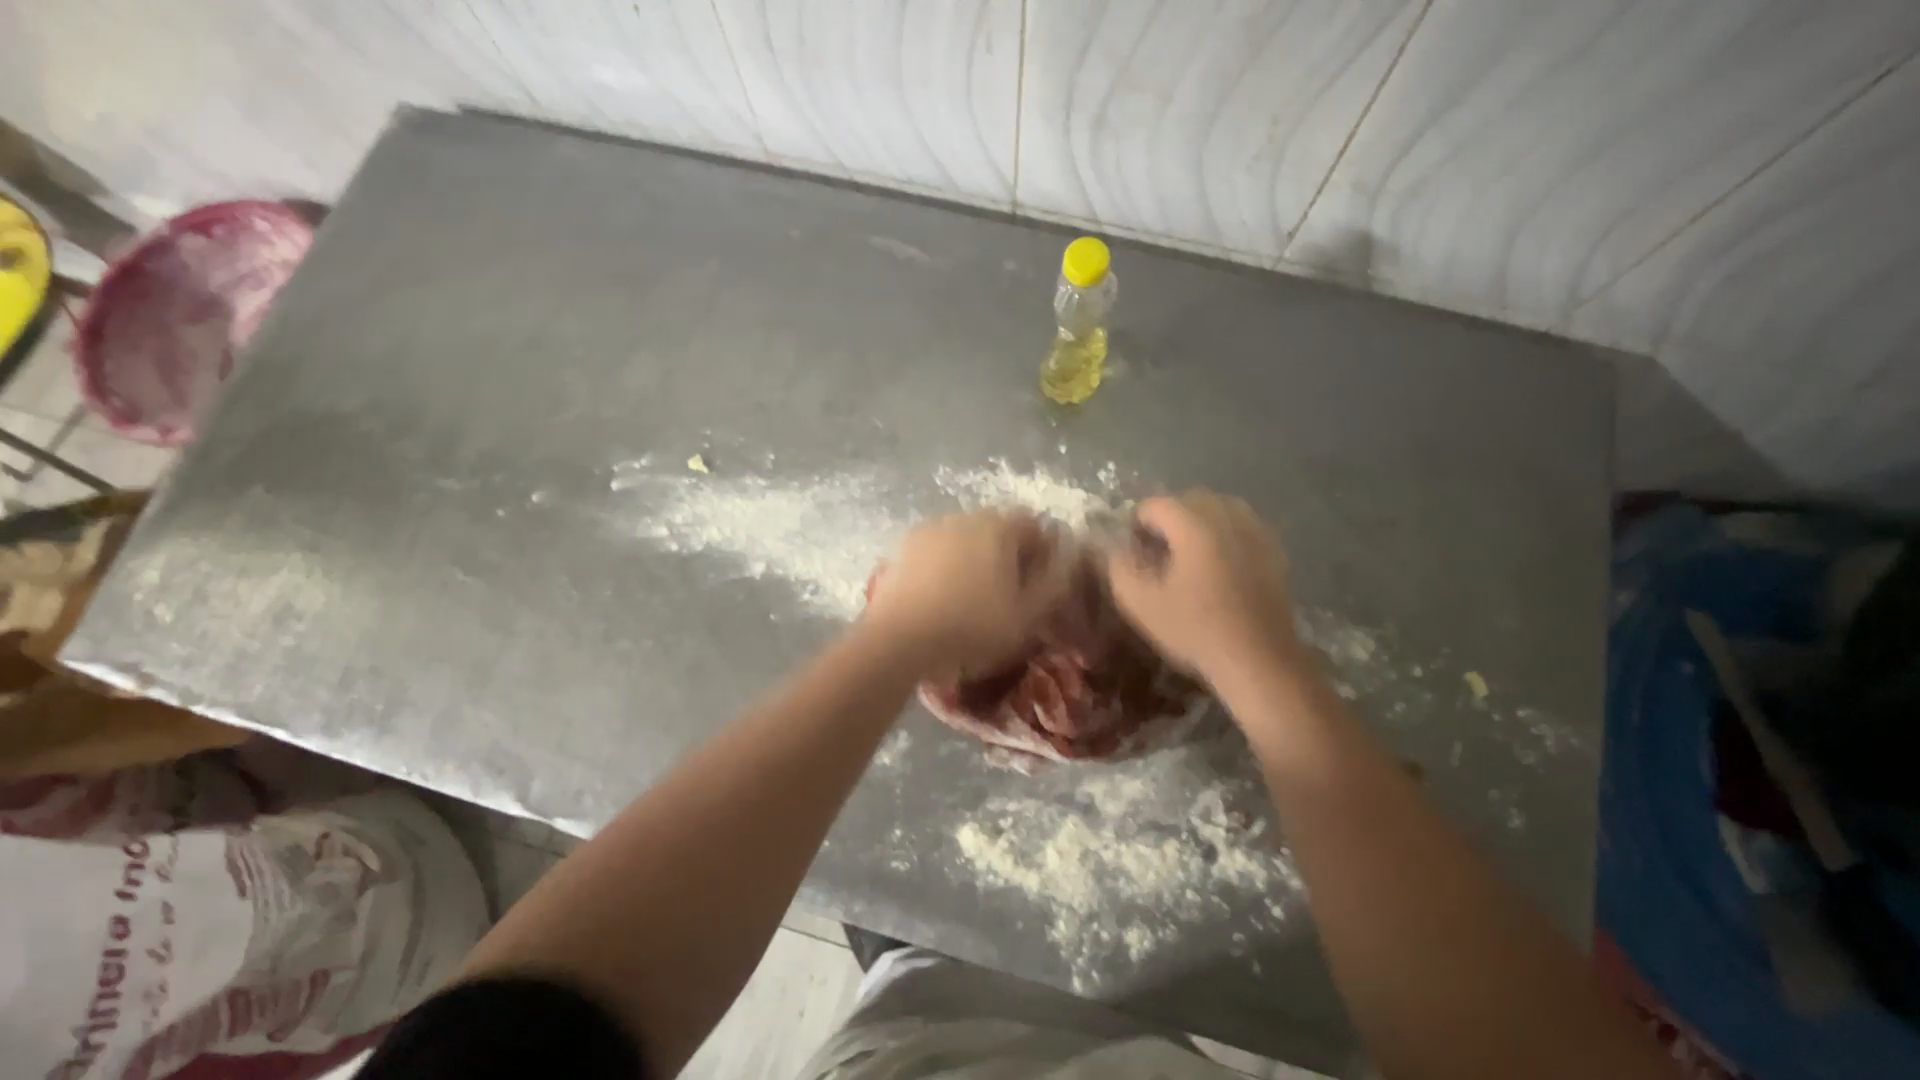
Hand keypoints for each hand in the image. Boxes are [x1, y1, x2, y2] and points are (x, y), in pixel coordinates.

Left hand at [863, 510, 1064, 678]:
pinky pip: (937, 551)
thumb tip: (1066, 561)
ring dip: (974, 558)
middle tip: (1009, 593)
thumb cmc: (971, 628)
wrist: (899, 639)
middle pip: (998, 528)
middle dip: (1008, 554)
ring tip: (972, 597)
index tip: (1040, 584)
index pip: (1035, 524)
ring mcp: (929, 529)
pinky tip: (942, 597)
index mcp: (999, 527)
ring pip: (965, 538)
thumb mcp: (1026, 616)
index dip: (1043, 552)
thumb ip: (1053, 584)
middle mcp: (964, 517)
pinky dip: (945, 567)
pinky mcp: (903, 547)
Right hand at [1104, 492, 1301, 686]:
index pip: (1154, 504)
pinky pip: (1242, 527)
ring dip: (1198, 524)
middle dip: (1168, 520)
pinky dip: (1225, 535)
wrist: (1258, 659)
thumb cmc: (1196, 630)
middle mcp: (1227, 516)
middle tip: (1158, 554)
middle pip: (1188, 500)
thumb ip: (1120, 568)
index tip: (1134, 553)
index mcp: (1193, 524)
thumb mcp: (1142, 604)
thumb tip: (1116, 549)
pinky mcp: (1273, 550)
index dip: (1136, 525)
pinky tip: (1219, 566)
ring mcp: (1255, 531)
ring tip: (1189, 557)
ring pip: (1219, 509)